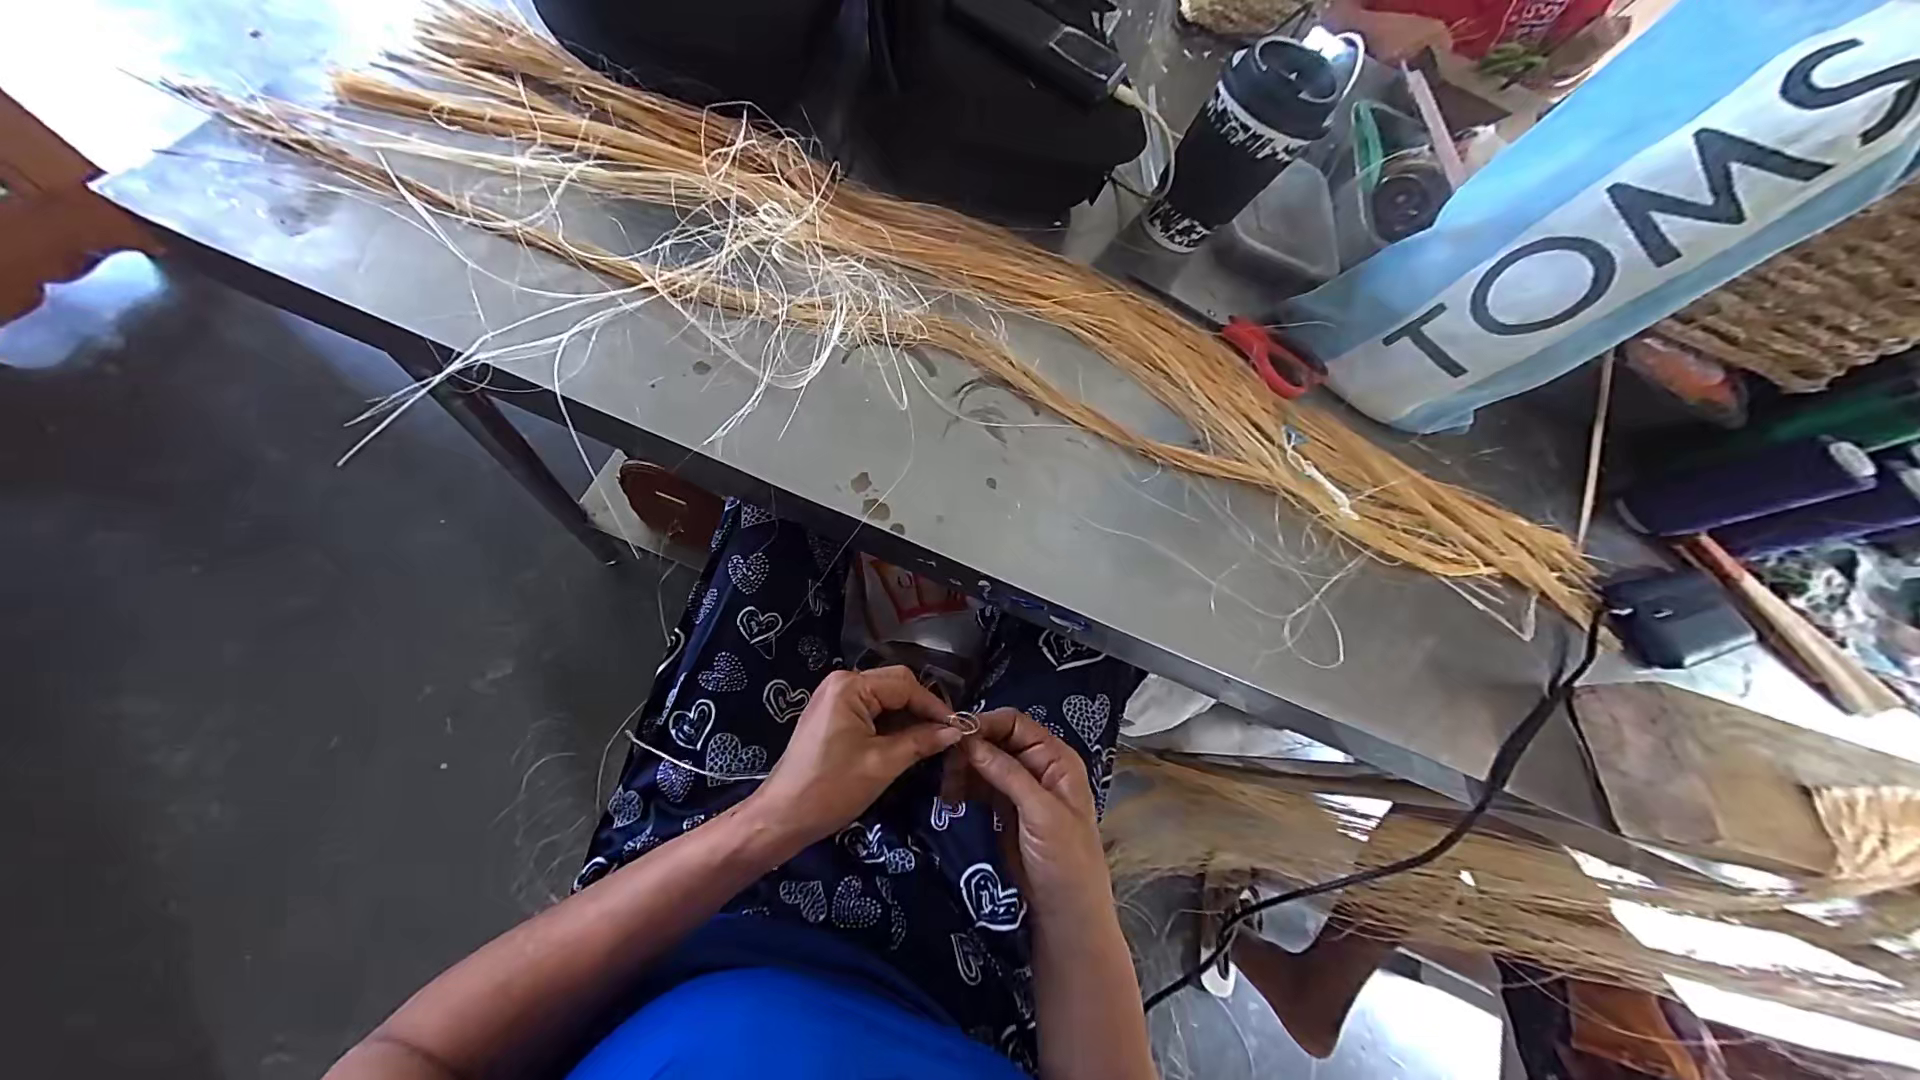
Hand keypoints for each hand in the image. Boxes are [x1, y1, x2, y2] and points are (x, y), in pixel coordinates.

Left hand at [743, 666, 962, 853]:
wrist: (782, 817)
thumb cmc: (831, 788)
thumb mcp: (882, 764)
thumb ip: (920, 741)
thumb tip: (954, 731)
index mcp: (850, 686)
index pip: (905, 685)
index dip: (935, 706)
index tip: (958, 728)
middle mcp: (841, 681)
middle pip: (895, 685)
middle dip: (922, 708)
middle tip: (947, 734)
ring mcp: (834, 697)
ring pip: (885, 698)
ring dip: (908, 717)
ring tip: (932, 739)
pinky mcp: (832, 714)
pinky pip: (870, 709)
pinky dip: (890, 723)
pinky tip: (907, 741)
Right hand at [961, 709, 1112, 917]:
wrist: (1067, 917)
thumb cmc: (1066, 860)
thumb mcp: (1041, 814)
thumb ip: (1007, 773)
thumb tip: (969, 739)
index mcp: (1056, 758)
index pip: (1016, 724)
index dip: (985, 724)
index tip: (953, 734)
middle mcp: (1038, 766)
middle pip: (996, 740)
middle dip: (969, 749)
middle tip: (944, 767)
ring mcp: (1020, 788)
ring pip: (984, 762)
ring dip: (962, 770)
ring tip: (945, 789)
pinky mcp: (1005, 809)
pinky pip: (980, 786)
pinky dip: (963, 787)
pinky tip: (950, 798)